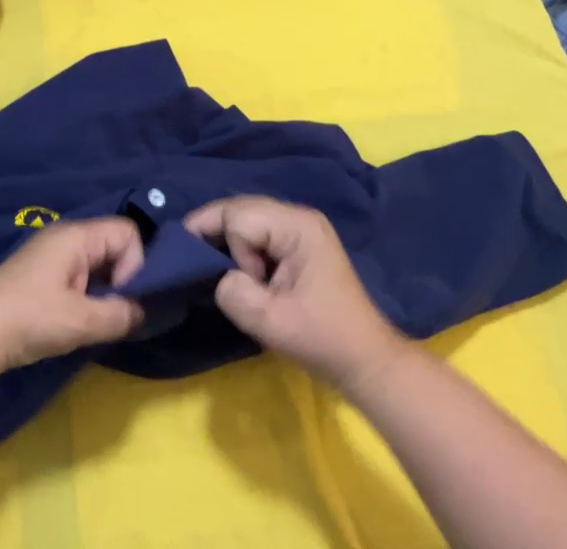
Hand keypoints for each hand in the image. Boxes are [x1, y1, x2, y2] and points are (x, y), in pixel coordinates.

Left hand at [0, 217, 146, 374]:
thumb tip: (145, 312)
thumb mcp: (83, 321)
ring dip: (106, 292)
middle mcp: (65, 238)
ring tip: (99, 321)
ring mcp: (52, 256)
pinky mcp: (43, 276)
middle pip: (114, 246)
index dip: (137, 263)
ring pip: (99, 264)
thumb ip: (122, 314)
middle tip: (117, 312)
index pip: (128, 233)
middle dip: (124, 279)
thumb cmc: (30, 319)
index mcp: (75, 236)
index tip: (123, 297)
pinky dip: (89, 296)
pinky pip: (81, 276)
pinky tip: (81, 321)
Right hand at [185, 196, 408, 390]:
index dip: (230, 250)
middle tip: (203, 268)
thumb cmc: (322, 339)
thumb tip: (220, 277)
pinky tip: (242, 272)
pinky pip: (255, 231)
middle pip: (238, 208)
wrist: (363, 358)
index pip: (238, 216)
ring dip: (228, 244)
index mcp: (298, 227)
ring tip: (225, 273)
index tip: (248, 285)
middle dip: (216, 236)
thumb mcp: (269, 322)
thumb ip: (233, 292)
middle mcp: (298, 216)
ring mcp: (298, 227)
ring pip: (243, 217)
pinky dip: (240, 249)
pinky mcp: (296, 243)